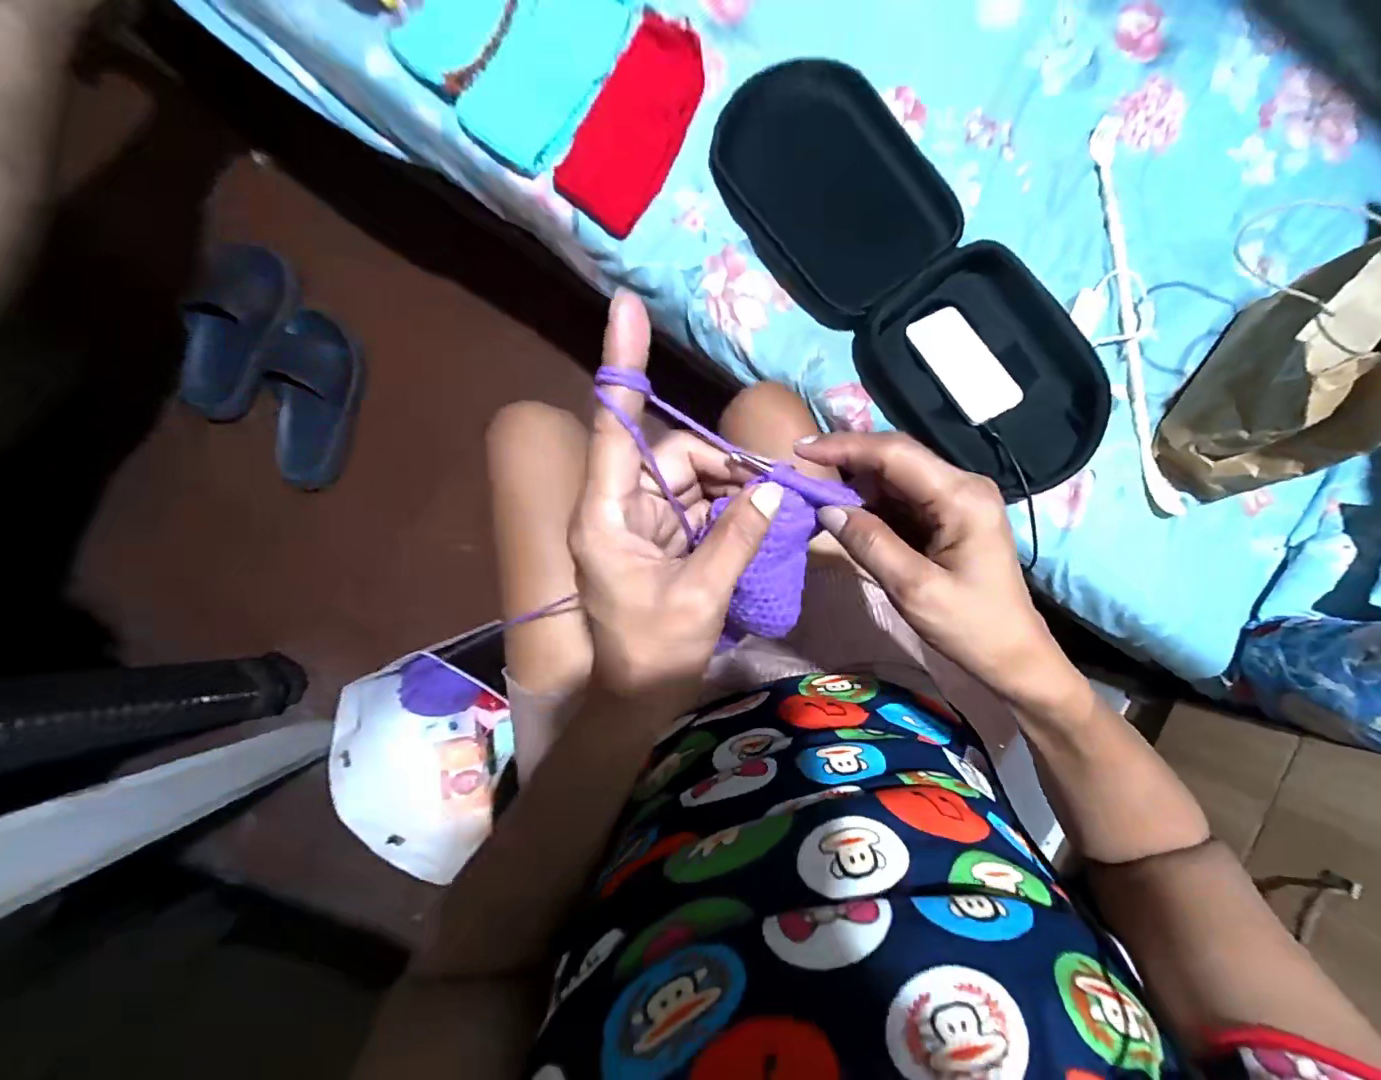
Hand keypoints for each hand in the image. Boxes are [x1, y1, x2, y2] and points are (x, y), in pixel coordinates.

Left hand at [570, 291, 781, 704]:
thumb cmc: (654, 652)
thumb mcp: (701, 595)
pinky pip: (697, 504)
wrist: (637, 697)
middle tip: (774, 487)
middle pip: (671, 455)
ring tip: (773, 508)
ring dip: (731, 488)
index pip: (613, 425)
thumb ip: (736, 537)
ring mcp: (640, 521)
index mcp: (607, 515)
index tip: (624, 306)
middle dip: (722, 465)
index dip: (620, 364)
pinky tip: (758, 519)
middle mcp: (618, 506)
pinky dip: (728, 507)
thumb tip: (772, 489)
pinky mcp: (660, 536)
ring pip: (689, 478)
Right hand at [796, 432, 1089, 712]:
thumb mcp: (913, 588)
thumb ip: (869, 543)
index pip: (895, 454)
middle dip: (848, 461)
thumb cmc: (970, 626)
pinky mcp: (949, 516)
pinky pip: (903, 498)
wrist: (1012, 655)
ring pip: (896, 476)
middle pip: (896, 457)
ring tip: (817, 494)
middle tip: (802, 471)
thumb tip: (826, 508)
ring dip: (857, 483)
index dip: (845, 447)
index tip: (801, 451)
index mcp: (962, 496)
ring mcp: (958, 499)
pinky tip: (846, 512)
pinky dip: (871, 502)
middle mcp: (962, 486)